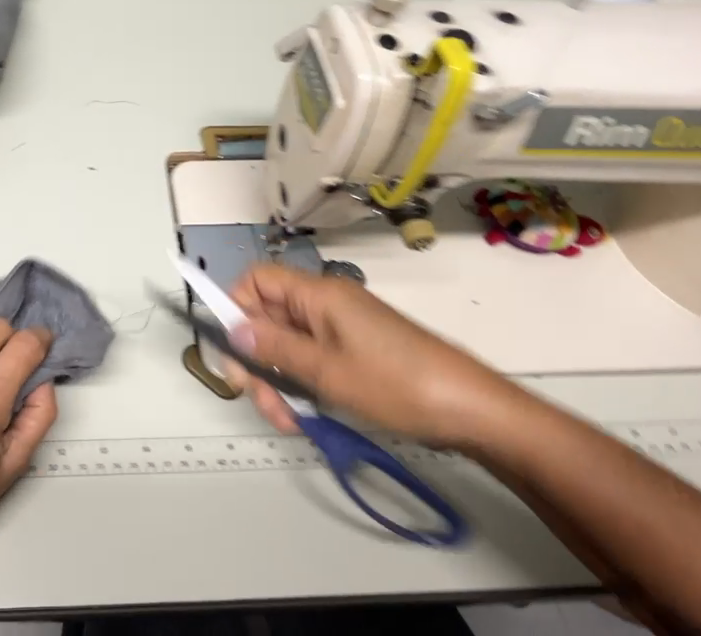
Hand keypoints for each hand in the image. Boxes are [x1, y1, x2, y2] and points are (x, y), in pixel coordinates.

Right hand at [223, 264, 513, 448]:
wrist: (469, 409)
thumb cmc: (395, 384)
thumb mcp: (326, 371)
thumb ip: (274, 348)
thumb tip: (231, 328)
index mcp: (318, 295)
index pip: (257, 280)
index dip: (235, 307)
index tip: (232, 351)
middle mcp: (326, 304)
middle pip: (268, 317)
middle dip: (256, 358)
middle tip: (258, 400)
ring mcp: (342, 329)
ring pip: (288, 345)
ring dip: (277, 381)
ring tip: (288, 421)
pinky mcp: (355, 353)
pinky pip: (312, 360)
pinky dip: (302, 385)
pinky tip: (306, 417)